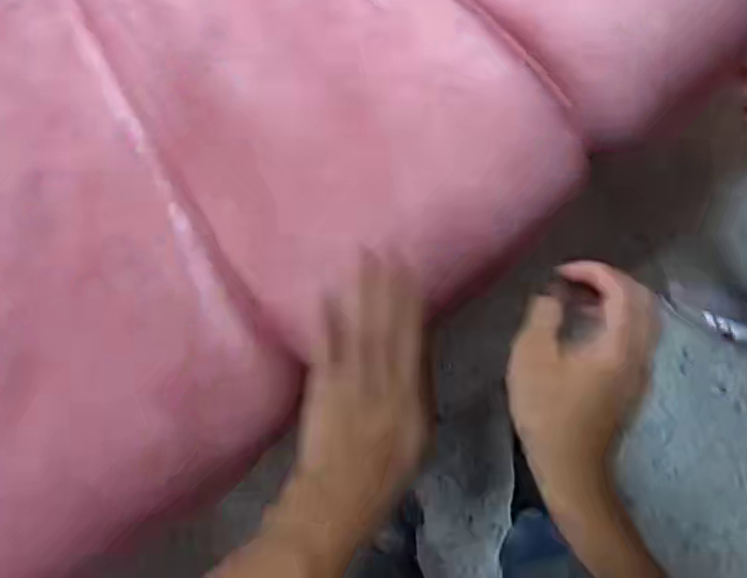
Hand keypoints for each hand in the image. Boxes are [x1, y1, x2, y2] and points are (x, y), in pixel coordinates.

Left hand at [278, 254, 429, 551]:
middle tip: (386, 248)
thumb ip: (420, 388)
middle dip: (388, 284)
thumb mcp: (419, 436)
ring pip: (361, 327)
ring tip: (362, 257)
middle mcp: (384, 382)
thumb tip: (423, 344)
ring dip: (362, 290)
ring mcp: (352, 381)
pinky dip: (327, 318)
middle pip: (387, 325)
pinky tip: (324, 290)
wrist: (338, 498)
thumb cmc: (384, 470)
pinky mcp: (324, 385)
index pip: (414, 339)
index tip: (410, 268)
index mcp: (410, 395)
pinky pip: (326, 346)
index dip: (412, 302)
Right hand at [506, 262, 659, 490]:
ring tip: (574, 296)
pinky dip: (614, 317)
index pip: (623, 290)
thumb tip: (554, 294)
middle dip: (609, 279)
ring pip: (643, 318)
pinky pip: (635, 335)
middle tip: (574, 277)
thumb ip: (544, 314)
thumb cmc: (548, 411)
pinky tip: (583, 323)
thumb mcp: (532, 355)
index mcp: (619, 345)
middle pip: (643, 300)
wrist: (571, 470)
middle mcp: (640, 355)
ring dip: (613, 298)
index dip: (594, 270)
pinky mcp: (633, 384)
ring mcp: (640, 372)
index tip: (561, 272)